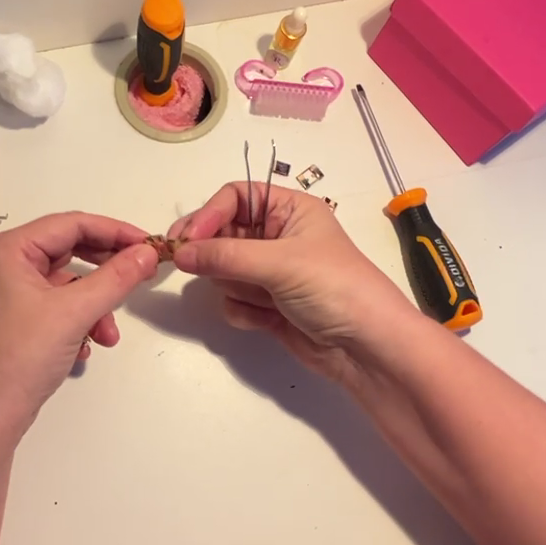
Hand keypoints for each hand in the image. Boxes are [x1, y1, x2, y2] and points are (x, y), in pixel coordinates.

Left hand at [0, 212, 158, 431]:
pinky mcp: (15, 317)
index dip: (115, 231)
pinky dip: (78, 321)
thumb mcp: (76, 311)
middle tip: (140, 279)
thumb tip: (148, 251)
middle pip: (69, 251)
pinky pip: (57, 305)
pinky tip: (86, 347)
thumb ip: (116, 277)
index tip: (149, 245)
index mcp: (9, 248)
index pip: (71, 223)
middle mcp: (4, 262)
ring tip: (108, 336)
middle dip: (106, 273)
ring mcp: (8, 291)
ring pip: (67, 284)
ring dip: (95, 306)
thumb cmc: (25, 354)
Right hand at [168, 183, 416, 383]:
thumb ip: (225, 256)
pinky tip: (265, 320)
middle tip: (183, 264)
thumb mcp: (280, 263)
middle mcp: (278, 237)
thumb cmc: (333, 288)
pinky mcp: (268, 306)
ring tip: (258, 298)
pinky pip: (234, 301)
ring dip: (233, 286)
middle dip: (212, 253)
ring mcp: (271, 273)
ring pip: (224, 271)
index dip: (208, 214)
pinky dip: (243, 311)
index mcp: (289, 210)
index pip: (236, 197)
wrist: (367, 347)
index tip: (185, 240)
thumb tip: (178, 254)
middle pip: (223, 234)